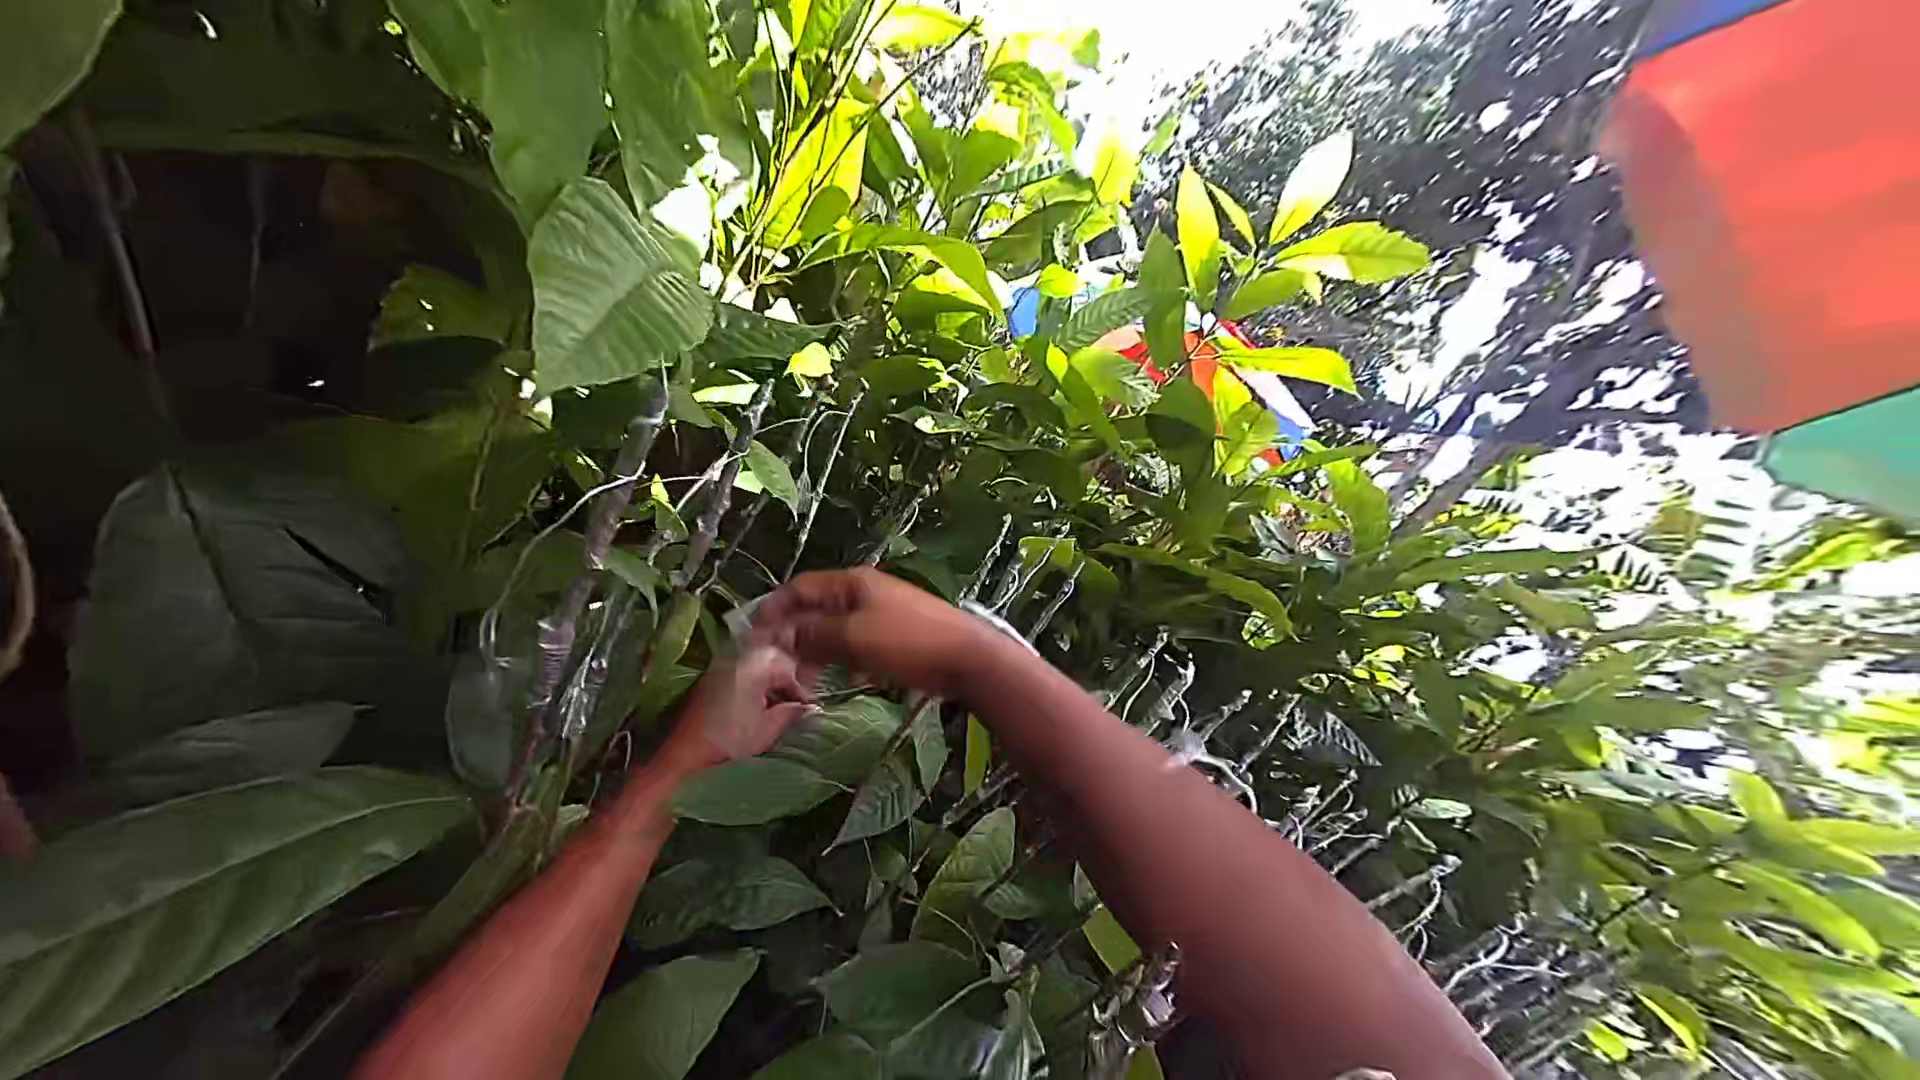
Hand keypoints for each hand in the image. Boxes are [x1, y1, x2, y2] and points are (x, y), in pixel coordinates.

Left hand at [658, 646, 816, 774]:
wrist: (683, 755)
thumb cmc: (728, 741)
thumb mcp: (768, 728)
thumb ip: (790, 712)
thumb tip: (807, 706)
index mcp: (754, 668)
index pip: (788, 670)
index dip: (799, 690)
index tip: (807, 707)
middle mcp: (737, 659)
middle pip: (772, 659)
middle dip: (785, 679)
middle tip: (793, 702)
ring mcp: (721, 666)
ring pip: (755, 662)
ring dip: (769, 679)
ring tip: (776, 702)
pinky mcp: (710, 677)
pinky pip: (739, 669)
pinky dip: (752, 680)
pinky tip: (756, 701)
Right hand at [749, 568, 1004, 699]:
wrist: (968, 657)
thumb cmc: (908, 641)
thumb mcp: (854, 637)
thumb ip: (813, 634)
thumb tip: (778, 633)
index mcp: (853, 583)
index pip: (801, 587)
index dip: (774, 609)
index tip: (753, 636)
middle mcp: (865, 592)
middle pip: (817, 608)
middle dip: (795, 634)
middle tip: (778, 665)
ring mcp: (883, 613)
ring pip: (838, 628)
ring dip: (819, 650)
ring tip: (807, 679)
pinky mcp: (897, 635)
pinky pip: (860, 643)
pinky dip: (847, 658)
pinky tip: (848, 679)